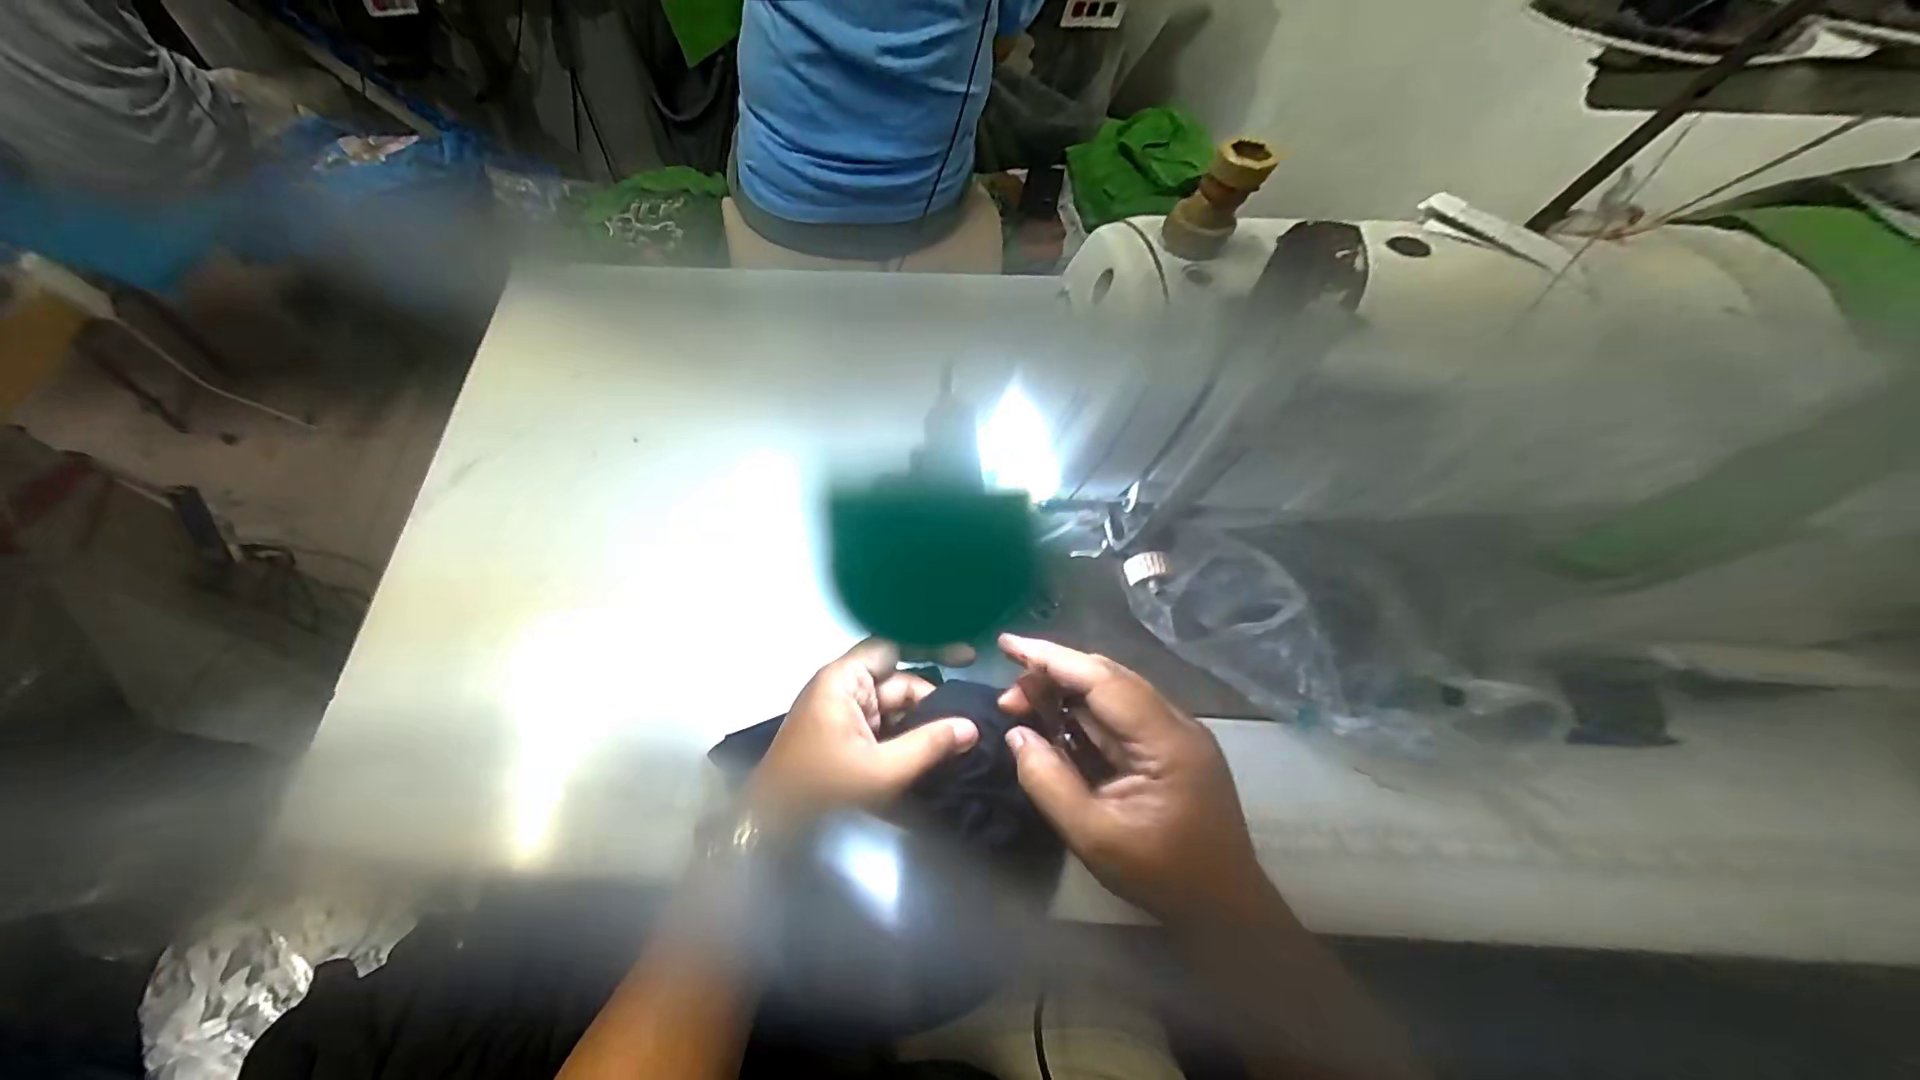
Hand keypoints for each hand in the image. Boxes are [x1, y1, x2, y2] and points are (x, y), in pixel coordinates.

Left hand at [747, 639, 979, 829]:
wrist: (769, 836)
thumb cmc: (821, 794)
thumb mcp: (882, 770)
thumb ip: (930, 744)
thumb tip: (971, 727)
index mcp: (843, 681)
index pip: (893, 647)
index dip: (932, 647)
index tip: (970, 658)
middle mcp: (843, 690)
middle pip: (898, 681)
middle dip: (933, 699)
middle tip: (973, 720)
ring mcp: (843, 715)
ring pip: (895, 706)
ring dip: (924, 721)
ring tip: (964, 735)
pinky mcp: (845, 740)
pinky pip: (885, 727)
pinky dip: (909, 736)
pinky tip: (939, 747)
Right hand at [997, 633, 1270, 923]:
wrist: (1225, 909)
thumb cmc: (1163, 877)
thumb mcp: (1094, 837)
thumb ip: (1049, 783)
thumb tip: (1016, 735)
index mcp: (1166, 740)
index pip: (1103, 680)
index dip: (1052, 658)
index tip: (1008, 645)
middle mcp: (1176, 723)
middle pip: (1108, 677)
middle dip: (1053, 673)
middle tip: (1008, 695)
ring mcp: (1176, 733)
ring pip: (1113, 692)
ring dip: (1066, 692)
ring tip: (1022, 704)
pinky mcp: (1169, 746)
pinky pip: (1119, 715)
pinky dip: (1083, 712)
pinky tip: (1055, 720)